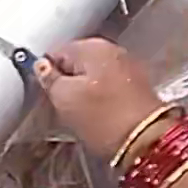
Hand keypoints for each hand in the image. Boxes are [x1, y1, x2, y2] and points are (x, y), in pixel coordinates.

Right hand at [35, 38, 168, 157]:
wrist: (147, 141)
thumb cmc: (102, 118)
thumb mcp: (64, 98)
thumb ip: (49, 78)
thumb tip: (41, 65)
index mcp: (91, 47)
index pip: (55, 52)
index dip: (45, 73)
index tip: (45, 93)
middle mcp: (112, 50)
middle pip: (76, 62)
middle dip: (66, 82)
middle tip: (61, 106)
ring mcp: (127, 67)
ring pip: (92, 75)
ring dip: (83, 91)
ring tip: (81, 114)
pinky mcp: (137, 86)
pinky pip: (108, 86)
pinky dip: (100, 98)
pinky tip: (99, 114)